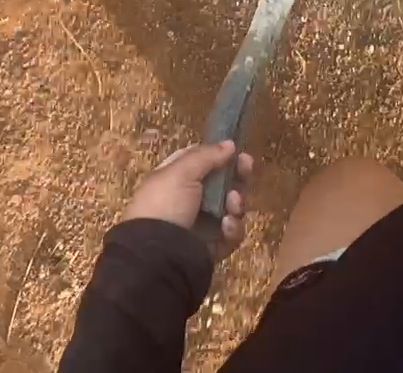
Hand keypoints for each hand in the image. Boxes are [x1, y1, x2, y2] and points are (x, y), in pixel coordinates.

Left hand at [123, 141, 253, 257]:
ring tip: (232, 205)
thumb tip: (230, 144)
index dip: (219, 154)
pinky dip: (233, 228)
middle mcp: (188, 200)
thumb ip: (207, 155)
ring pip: (231, 206)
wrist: (157, 259)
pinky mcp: (213, 246)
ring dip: (236, 202)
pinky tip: (226, 226)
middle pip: (222, 182)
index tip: (236, 150)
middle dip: (236, 176)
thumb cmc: (165, 206)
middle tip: (245, 170)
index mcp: (174, 179)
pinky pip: (232, 232)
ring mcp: (202, 224)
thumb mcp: (180, 172)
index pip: (201, 160)